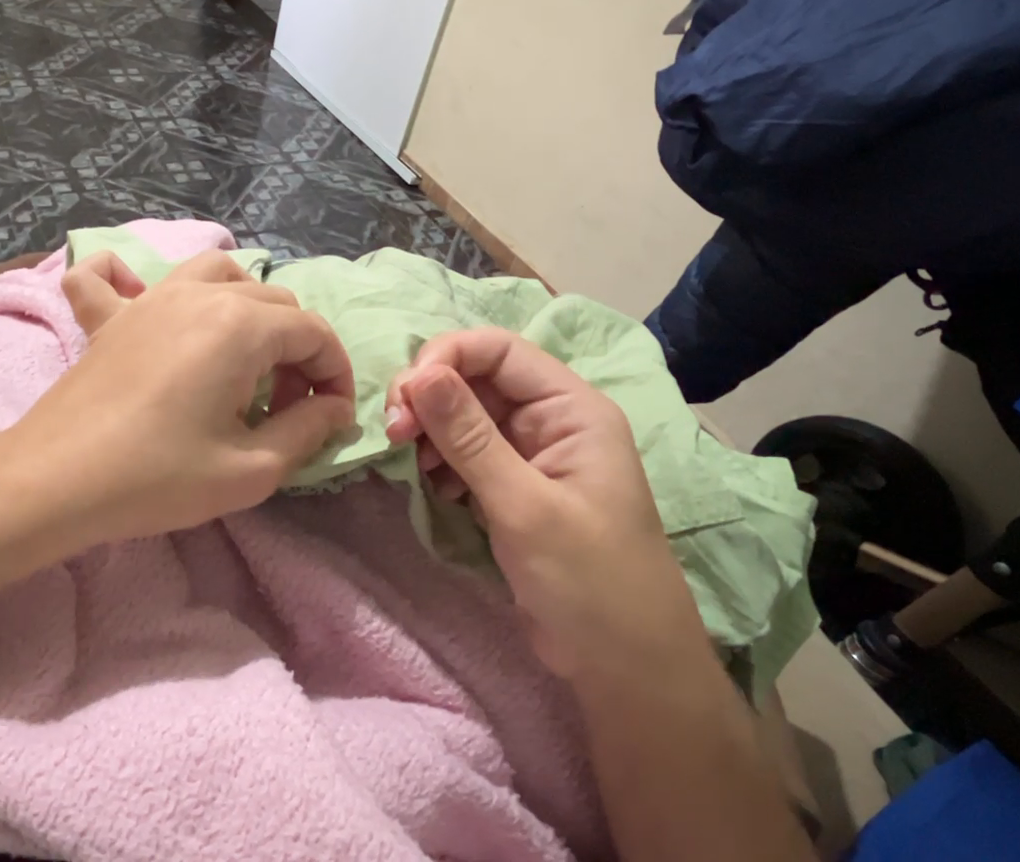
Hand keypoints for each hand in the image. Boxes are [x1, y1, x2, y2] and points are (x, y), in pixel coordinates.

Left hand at [0, 250, 355, 550]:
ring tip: (242, 357)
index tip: (332, 418)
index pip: (313, 332)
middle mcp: (198, 295)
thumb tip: (335, 410)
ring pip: (216, 273)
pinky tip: (141, 298)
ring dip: (245, 307)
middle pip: (273, 302)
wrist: (57, 481)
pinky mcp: (107, 317)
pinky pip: (115, 275)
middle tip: (287, 408)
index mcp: (240, 325)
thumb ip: (306, 431)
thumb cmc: (158, 478)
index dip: (335, 374)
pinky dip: (131, 277)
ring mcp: (147, 299)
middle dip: (296, 351)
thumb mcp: (250, 469)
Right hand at [383, 329, 705, 679]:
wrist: (624, 668)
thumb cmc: (588, 582)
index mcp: (571, 409)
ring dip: (429, 432)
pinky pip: (464, 454)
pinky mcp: (513, 490)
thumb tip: (419, 373)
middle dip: (429, 398)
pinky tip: (433, 488)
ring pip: (463, 417)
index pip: (498, 350)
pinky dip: (439, 463)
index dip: (445, 358)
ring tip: (412, 466)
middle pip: (475, 380)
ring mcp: (530, 457)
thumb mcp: (523, 506)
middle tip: (395, 434)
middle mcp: (550, 422)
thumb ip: (468, 437)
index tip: (404, 397)